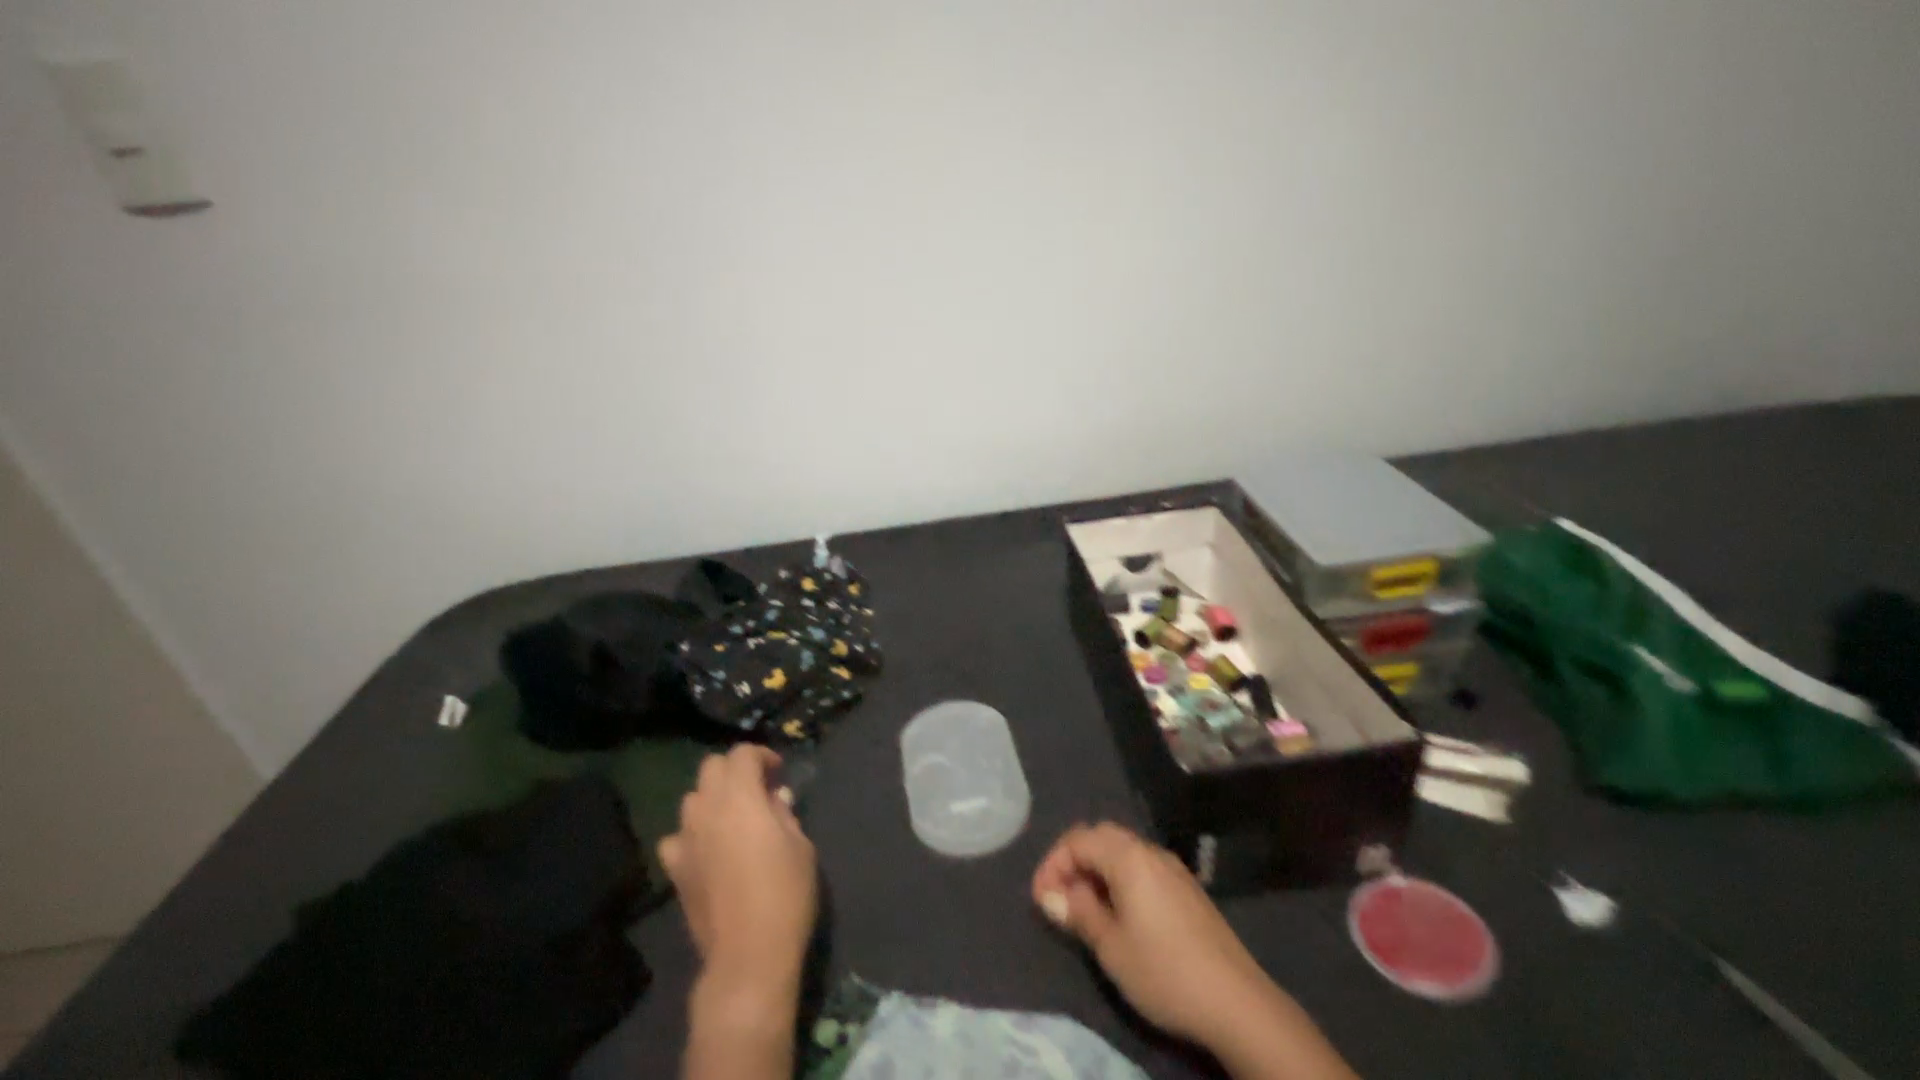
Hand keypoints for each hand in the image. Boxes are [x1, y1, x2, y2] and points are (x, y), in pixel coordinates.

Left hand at [659, 745, 817, 996]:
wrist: (748, 952)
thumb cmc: (785, 894)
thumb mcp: (801, 847)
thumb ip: (785, 814)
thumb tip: (775, 798)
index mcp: (740, 798)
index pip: (742, 754)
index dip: (762, 756)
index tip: (778, 773)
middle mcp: (706, 809)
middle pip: (711, 768)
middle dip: (734, 771)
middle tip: (757, 791)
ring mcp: (685, 838)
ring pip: (692, 799)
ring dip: (712, 799)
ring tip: (733, 819)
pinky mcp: (674, 868)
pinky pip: (677, 837)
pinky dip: (692, 835)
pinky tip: (707, 850)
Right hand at [1031, 823, 1279, 1048]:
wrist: (1236, 1002)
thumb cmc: (1163, 971)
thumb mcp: (1110, 946)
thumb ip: (1079, 913)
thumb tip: (1051, 896)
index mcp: (1130, 858)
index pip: (1079, 839)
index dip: (1052, 864)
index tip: (1041, 901)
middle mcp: (1152, 853)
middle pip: (1102, 838)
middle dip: (1074, 862)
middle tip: (1059, 899)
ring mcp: (1174, 871)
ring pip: (1124, 853)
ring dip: (1097, 872)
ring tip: (1083, 911)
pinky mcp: (1188, 892)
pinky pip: (1143, 870)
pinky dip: (1120, 881)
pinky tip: (1117, 916)